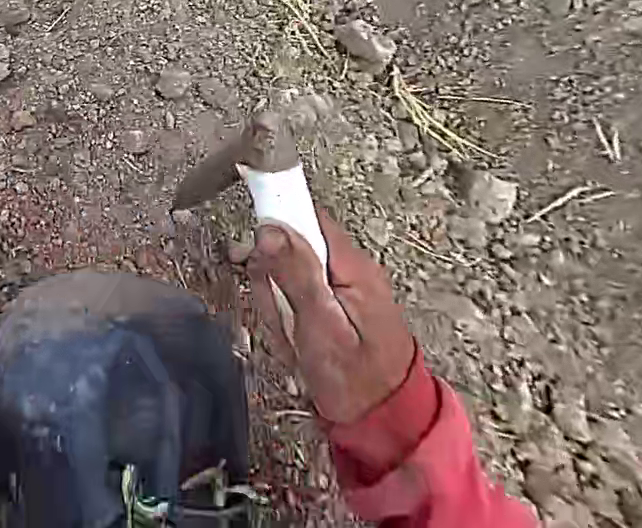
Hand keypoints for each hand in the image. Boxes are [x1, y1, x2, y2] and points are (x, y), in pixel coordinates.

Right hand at [246, 210, 416, 423]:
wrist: (385, 427)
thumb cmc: (358, 382)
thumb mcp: (321, 326)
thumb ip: (296, 275)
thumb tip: (270, 229)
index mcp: (349, 264)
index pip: (307, 216)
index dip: (277, 226)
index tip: (256, 251)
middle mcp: (347, 269)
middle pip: (292, 249)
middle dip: (274, 284)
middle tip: (280, 318)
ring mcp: (341, 289)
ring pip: (289, 278)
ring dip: (280, 310)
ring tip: (292, 341)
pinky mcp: (333, 308)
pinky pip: (297, 301)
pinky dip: (289, 323)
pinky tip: (296, 347)